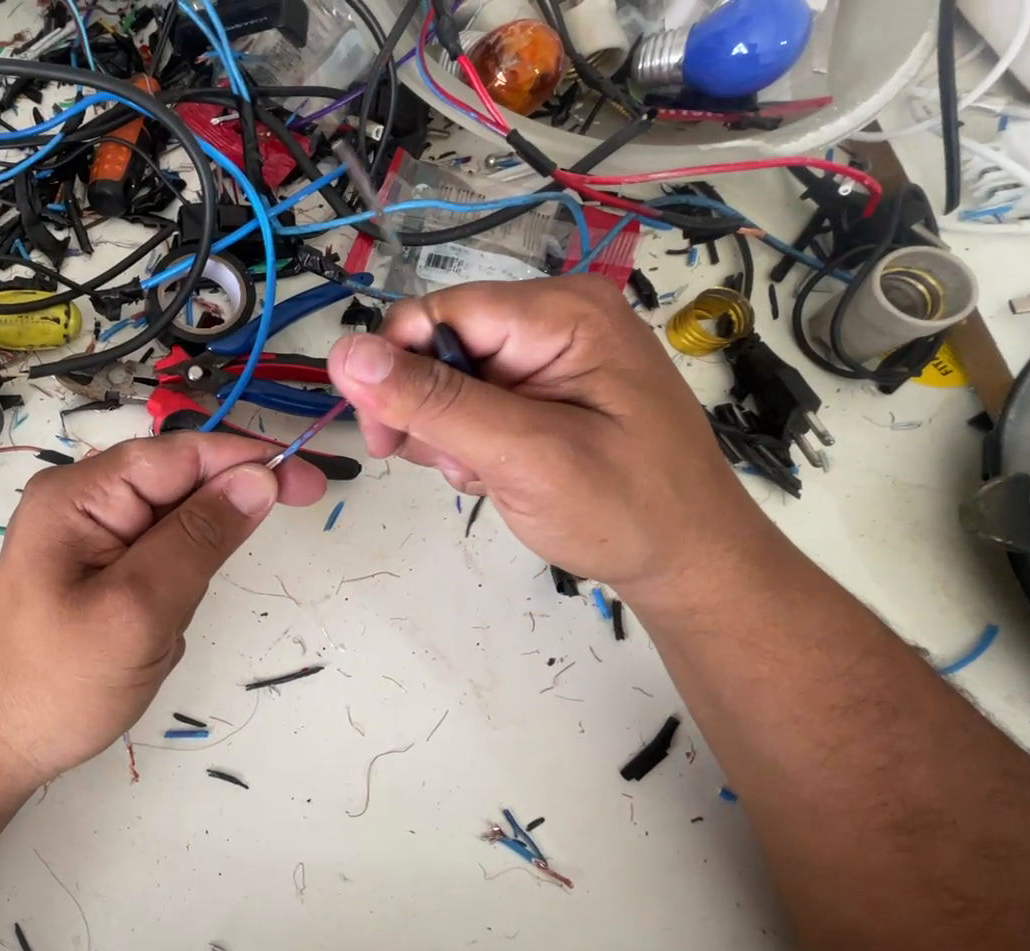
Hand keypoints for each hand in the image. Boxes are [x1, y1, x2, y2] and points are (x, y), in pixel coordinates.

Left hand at [0, 434, 325, 791]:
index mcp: (76, 496)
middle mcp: (77, 503)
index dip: (245, 460)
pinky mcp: (94, 572)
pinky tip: (146, 637)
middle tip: (208, 590)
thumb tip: (259, 477)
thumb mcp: (139, 609)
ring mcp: (84, 539)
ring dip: (187, 575)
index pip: (176, 454)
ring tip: (156, 631)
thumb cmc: (60, 684)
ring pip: (171, 529)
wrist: (1, 743)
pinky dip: (170, 594)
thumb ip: (199, 538)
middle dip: (208, 533)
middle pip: (174, 486)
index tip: (308, 484)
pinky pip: (155, 564)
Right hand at [325, 276, 778, 599]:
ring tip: (480, 472)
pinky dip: (458, 443)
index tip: (384, 435)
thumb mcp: (522, 453)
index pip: (432, 314)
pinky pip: (461, 404)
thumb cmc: (623, 508)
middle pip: (431, 346)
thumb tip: (345, 354)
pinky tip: (488, 471)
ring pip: (437, 380)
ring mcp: (540, 357)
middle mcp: (547, 320)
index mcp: (559, 313)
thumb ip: (433, 402)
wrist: (684, 559)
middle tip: (448, 463)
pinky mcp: (532, 391)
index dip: (391, 368)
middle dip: (421, 410)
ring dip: (439, 434)